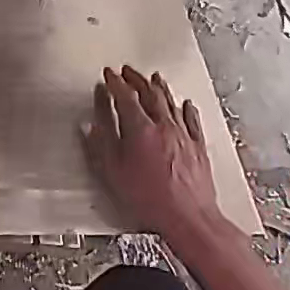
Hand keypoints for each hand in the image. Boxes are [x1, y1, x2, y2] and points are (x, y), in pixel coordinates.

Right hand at [83, 66, 228, 248]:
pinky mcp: (197, 147)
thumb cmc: (151, 200)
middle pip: (149, 94)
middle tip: (128, 71)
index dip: (115, 83)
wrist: (189, 218)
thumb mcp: (114, 174)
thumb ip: (102, 145)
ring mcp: (183, 135)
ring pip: (171, 103)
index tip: (109, 75)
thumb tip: (92, 126)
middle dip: (136, 79)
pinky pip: (192, 120)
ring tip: (153, 77)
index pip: (125, 97)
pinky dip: (186, 108)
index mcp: (140, 130)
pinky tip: (185, 103)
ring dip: (160, 88)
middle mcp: (164, 126)